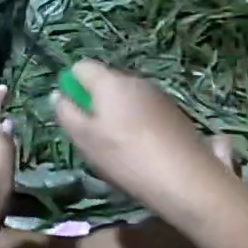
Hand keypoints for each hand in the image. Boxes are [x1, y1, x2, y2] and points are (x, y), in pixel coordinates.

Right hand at [52, 61, 240, 219]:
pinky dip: (139, 126)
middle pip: (106, 82)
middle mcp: (136, 81)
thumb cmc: (126, 157)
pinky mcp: (177, 115)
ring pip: (128, 98)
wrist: (188, 181)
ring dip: (118, 116)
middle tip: (94, 136)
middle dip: (96, 102)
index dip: (72, 85)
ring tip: (119, 148)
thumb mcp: (84, 139)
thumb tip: (59, 94)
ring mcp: (160, 97)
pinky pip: (147, 112)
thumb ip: (66, 113)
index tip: (74, 112)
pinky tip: (143, 152)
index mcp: (110, 82)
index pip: (81, 66)